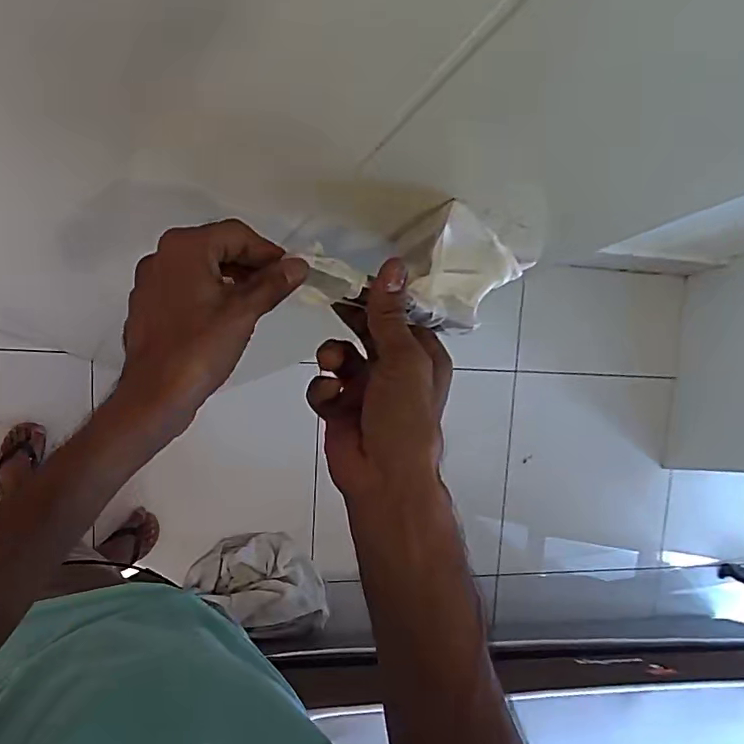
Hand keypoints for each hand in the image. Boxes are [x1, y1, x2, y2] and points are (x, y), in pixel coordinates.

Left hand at [112, 220, 305, 434]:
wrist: (156, 394)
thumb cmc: (194, 352)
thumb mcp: (243, 313)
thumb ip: (271, 284)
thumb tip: (294, 267)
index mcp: (184, 248)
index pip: (235, 234)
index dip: (266, 252)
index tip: (286, 269)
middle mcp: (161, 259)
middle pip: (214, 248)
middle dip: (247, 266)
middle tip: (274, 287)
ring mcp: (149, 284)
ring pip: (197, 271)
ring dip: (227, 282)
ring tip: (251, 305)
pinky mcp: (146, 309)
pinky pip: (182, 292)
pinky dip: (205, 297)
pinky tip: (221, 320)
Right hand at [306, 257, 453, 504]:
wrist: (381, 476)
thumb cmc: (404, 418)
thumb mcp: (402, 359)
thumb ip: (389, 314)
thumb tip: (393, 267)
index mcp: (420, 356)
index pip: (400, 315)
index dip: (381, 297)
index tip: (358, 276)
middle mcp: (394, 370)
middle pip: (367, 331)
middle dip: (351, 320)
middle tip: (333, 300)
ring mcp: (364, 390)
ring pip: (340, 356)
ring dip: (332, 355)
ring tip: (331, 364)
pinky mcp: (339, 409)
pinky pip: (323, 387)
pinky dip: (322, 391)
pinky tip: (328, 400)